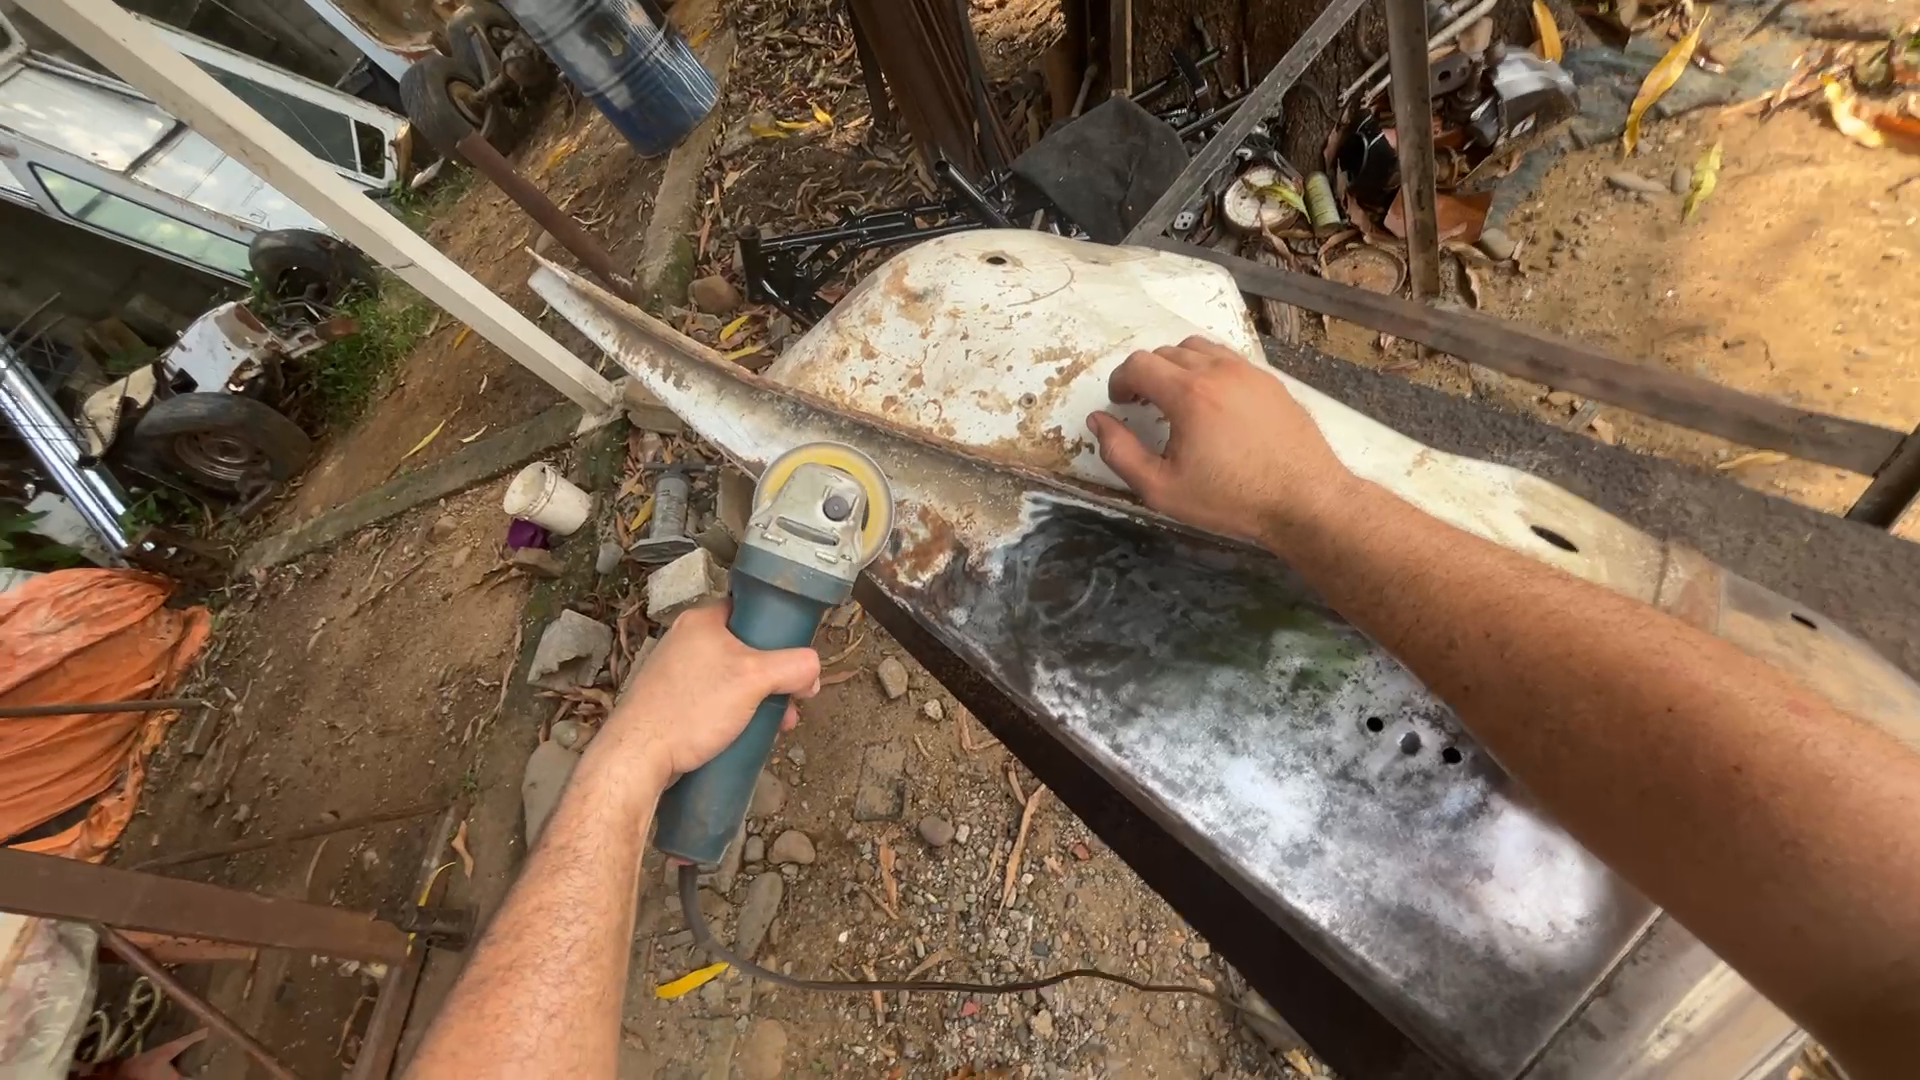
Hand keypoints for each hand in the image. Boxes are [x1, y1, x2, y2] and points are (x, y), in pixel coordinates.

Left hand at [598, 603, 820, 791]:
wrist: (638, 758)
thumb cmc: (690, 710)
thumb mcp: (756, 680)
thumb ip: (794, 666)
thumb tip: (813, 671)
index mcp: (702, 621)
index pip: (750, 609)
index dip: (779, 630)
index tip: (795, 654)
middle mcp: (686, 640)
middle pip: (747, 648)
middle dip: (775, 676)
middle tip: (793, 697)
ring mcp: (676, 672)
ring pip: (733, 677)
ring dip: (760, 698)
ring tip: (777, 724)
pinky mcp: (671, 701)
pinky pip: (715, 698)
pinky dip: (736, 711)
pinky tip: (747, 732)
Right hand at [1085, 336, 1357, 547]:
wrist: (1304, 500)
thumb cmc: (1229, 499)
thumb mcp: (1160, 488)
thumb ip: (1120, 452)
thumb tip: (1099, 421)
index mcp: (1189, 394)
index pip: (1139, 364)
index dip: (1119, 381)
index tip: (1119, 403)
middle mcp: (1219, 371)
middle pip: (1166, 352)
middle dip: (1145, 374)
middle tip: (1141, 405)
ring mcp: (1249, 372)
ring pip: (1198, 348)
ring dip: (1176, 367)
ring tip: (1174, 400)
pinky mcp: (1270, 381)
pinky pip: (1227, 359)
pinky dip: (1206, 370)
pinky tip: (1209, 404)